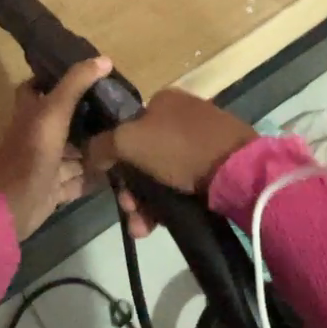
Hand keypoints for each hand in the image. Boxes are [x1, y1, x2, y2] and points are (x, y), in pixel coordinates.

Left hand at [0, 58, 111, 238]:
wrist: (11, 206)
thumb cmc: (31, 152)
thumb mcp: (54, 111)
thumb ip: (76, 84)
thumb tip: (104, 59)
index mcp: (31, 112)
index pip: (39, 86)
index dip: (57, 78)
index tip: (87, 74)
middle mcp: (38, 134)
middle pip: (64, 120)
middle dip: (88, 116)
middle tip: (120, 108)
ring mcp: (46, 163)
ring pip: (74, 152)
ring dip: (95, 148)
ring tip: (127, 138)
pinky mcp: (54, 188)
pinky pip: (78, 180)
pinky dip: (94, 177)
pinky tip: (118, 170)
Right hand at [85, 88, 257, 237]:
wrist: (237, 171)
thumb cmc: (179, 148)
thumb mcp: (129, 142)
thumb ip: (101, 145)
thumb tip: (89, 153)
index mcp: (162, 99)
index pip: (126, 126)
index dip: (115, 157)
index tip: (114, 185)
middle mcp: (182, 115)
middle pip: (142, 155)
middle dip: (130, 188)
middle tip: (130, 211)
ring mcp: (202, 139)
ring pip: (160, 173)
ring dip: (145, 202)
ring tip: (142, 228)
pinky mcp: (217, 163)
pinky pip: (182, 182)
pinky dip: (167, 203)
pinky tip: (159, 224)